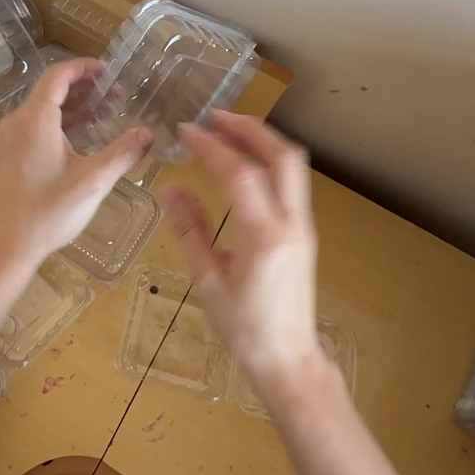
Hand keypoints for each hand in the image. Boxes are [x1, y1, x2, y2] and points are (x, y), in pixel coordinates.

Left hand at [0, 58, 153, 262]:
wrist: (4, 246)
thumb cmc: (48, 212)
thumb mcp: (93, 182)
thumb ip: (123, 154)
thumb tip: (148, 133)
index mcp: (36, 119)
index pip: (58, 76)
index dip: (84, 68)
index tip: (109, 71)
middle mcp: (17, 121)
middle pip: (51, 91)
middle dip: (84, 89)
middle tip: (116, 96)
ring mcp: (8, 139)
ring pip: (43, 110)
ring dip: (73, 108)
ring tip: (105, 115)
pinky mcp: (6, 156)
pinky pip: (34, 127)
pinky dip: (59, 124)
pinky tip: (80, 139)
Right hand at [163, 112, 324, 387]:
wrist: (289, 359)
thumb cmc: (243, 328)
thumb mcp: (206, 281)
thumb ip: (189, 230)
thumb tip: (170, 187)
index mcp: (263, 237)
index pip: (240, 174)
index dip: (212, 146)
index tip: (186, 130)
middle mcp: (291, 224)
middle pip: (282, 156)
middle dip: (250, 128)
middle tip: (215, 115)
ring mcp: (303, 226)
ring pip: (293, 165)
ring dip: (263, 139)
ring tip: (228, 129)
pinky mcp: (304, 232)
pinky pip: (291, 182)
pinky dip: (269, 160)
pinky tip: (244, 161)